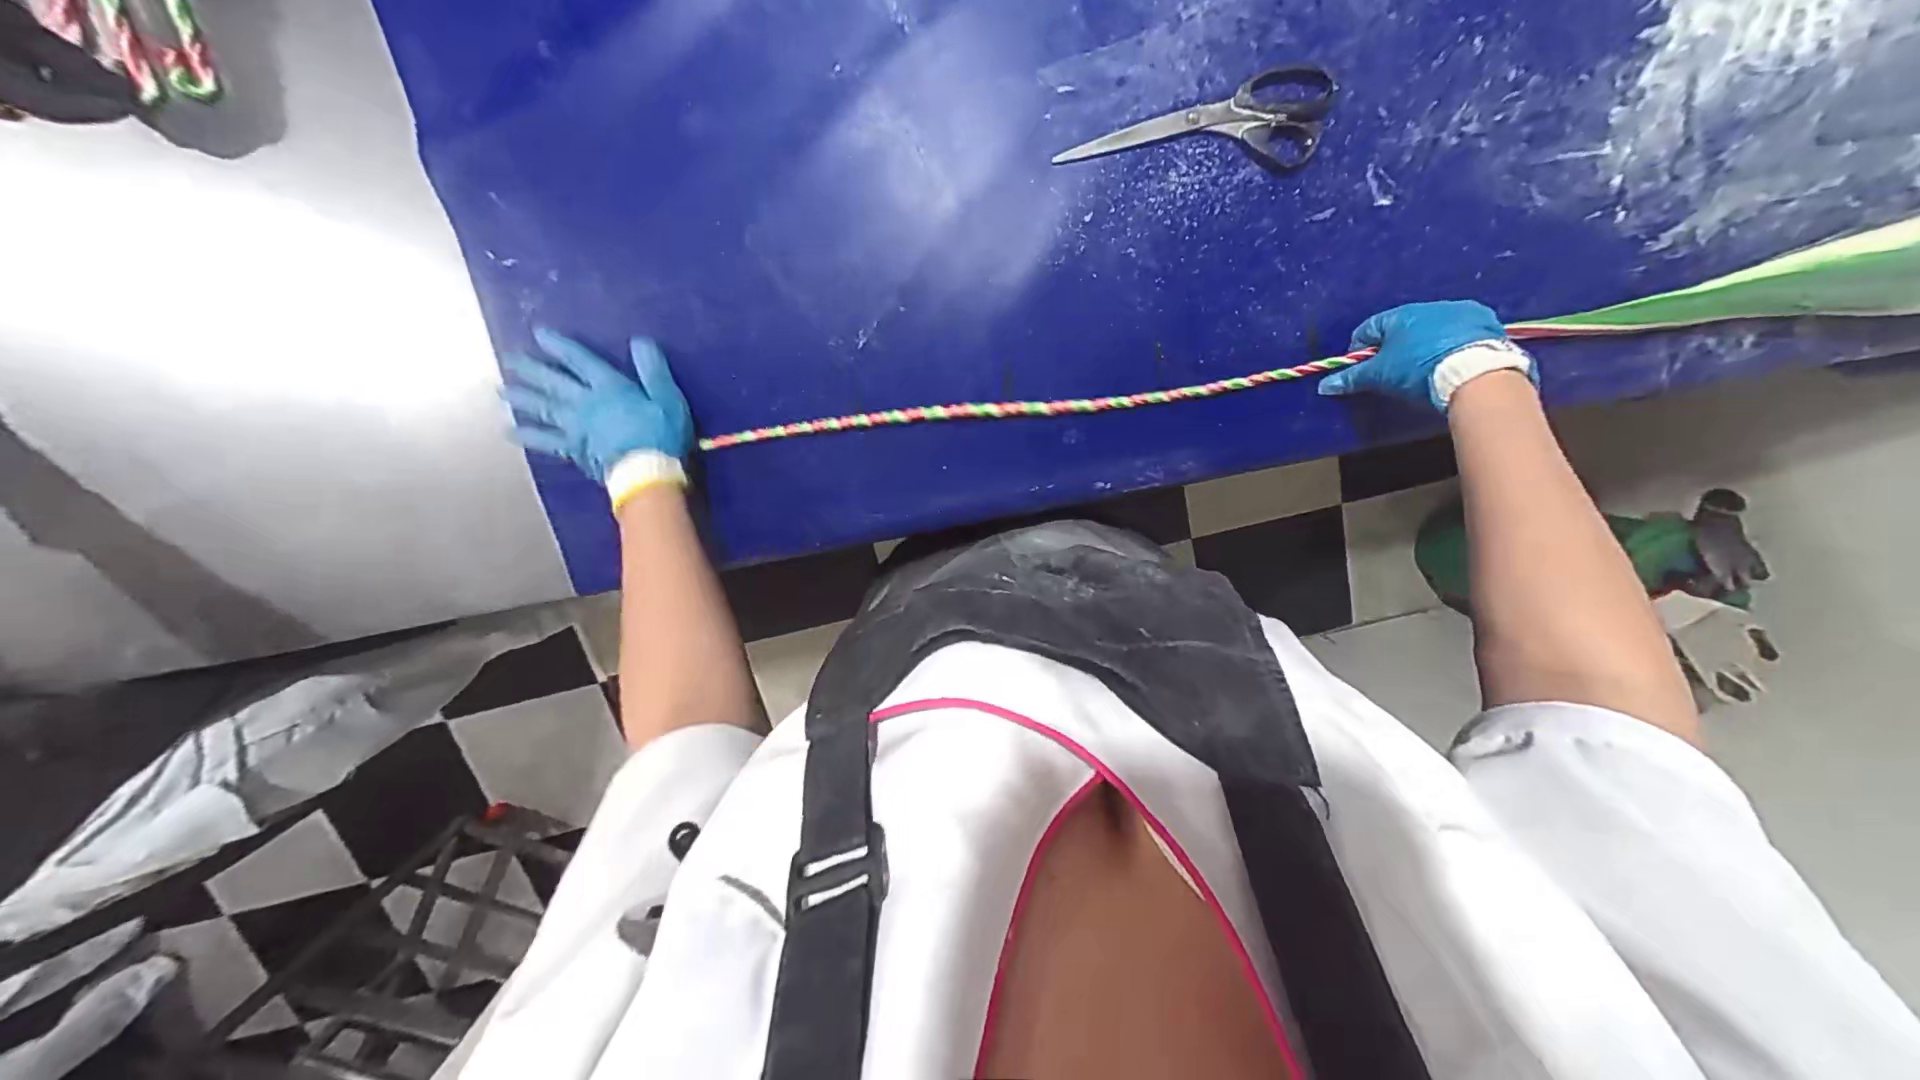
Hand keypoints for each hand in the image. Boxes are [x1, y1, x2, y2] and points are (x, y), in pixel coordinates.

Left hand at [502, 329, 693, 484]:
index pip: (580, 360)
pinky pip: (545, 441)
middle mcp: (585, 402)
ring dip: (521, 398)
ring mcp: (576, 427)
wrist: (647, 473)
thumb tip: (639, 341)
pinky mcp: (573, 449)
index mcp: (609, 387)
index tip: (539, 334)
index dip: (559, 346)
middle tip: (510, 359)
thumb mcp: (667, 399)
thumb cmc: (661, 435)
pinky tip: (510, 432)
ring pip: (543, 408)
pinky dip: (527, 436)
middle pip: (554, 382)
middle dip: (531, 369)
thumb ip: (654, 370)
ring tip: (502, 390)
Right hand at [1317, 300, 1530, 410]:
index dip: (1360, 350)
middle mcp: (1432, 306)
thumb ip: (1352, 378)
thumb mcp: (1379, 376)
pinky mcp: (1488, 324)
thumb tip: (1324, 386)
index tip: (1361, 369)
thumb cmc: (1417, 370)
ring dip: (1424, 345)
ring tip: (1423, 370)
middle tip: (1391, 372)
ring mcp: (1463, 313)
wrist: (1476, 374)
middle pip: (1402, 328)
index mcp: (1401, 315)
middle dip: (1394, 347)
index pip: (1369, 328)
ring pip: (1433, 329)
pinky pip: (1460, 334)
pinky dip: (1451, 346)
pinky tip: (1449, 364)